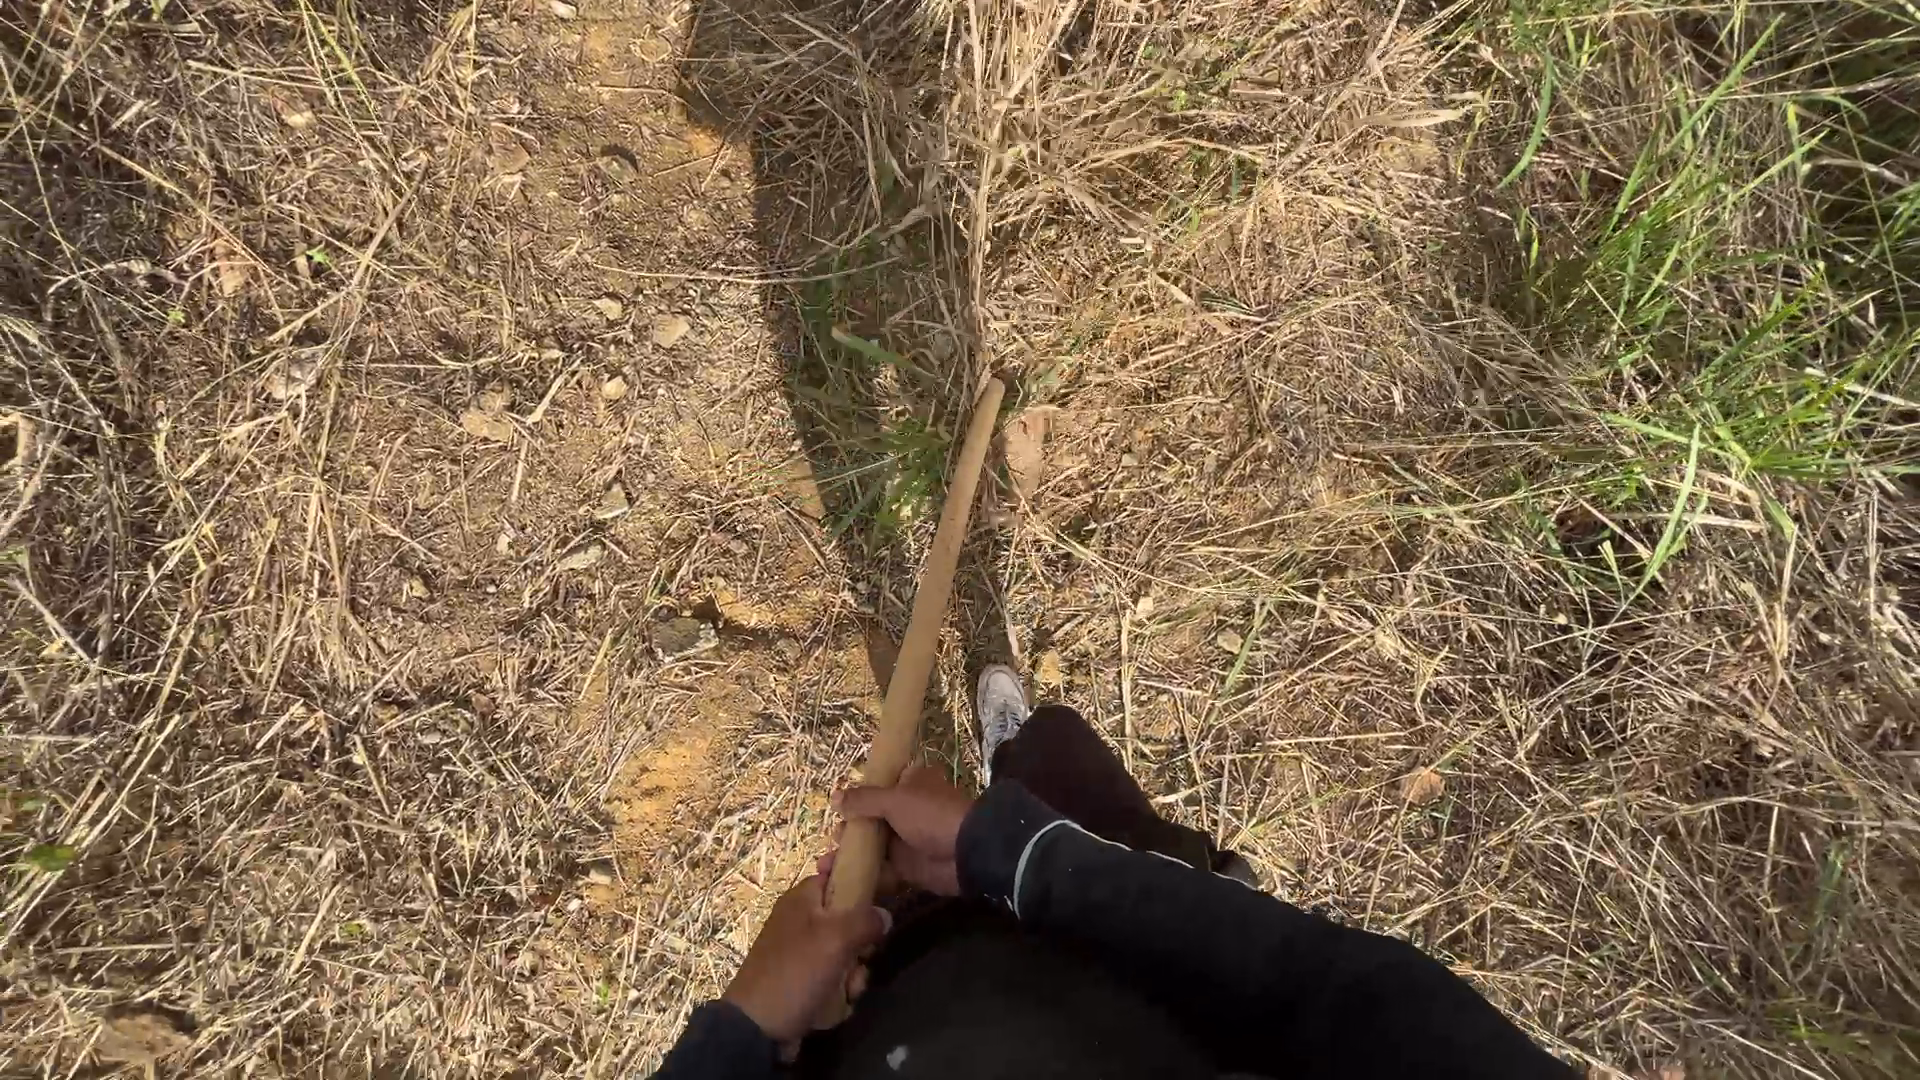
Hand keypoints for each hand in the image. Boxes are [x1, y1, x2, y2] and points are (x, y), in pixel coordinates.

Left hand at [723, 875, 888, 1041]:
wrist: (756, 1030)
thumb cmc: (795, 971)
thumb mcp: (836, 939)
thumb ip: (865, 921)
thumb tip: (885, 915)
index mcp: (802, 898)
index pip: (836, 872)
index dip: (860, 878)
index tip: (882, 893)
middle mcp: (801, 920)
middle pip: (846, 917)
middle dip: (861, 940)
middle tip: (865, 954)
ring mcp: (800, 952)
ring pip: (843, 951)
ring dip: (854, 971)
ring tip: (851, 987)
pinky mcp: (801, 980)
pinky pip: (832, 975)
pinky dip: (840, 988)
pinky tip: (840, 1003)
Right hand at [834, 765, 976, 895]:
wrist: (965, 852)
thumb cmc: (931, 814)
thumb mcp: (894, 800)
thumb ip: (863, 800)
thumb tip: (834, 796)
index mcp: (909, 782)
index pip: (878, 786)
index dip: (857, 797)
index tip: (836, 809)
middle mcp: (907, 808)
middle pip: (871, 817)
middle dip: (850, 828)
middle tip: (832, 840)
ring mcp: (907, 837)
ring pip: (874, 843)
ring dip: (852, 852)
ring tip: (828, 863)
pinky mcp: (908, 864)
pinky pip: (881, 867)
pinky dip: (864, 872)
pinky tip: (842, 879)